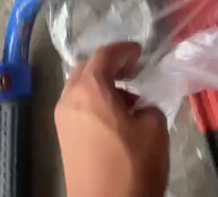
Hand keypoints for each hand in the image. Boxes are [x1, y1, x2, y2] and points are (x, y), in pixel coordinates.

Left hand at [55, 42, 168, 196]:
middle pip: (87, 68)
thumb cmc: (131, 166)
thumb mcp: (154, 129)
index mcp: (89, 87)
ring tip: (129, 100)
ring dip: (103, 86)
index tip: (140, 52)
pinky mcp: (64, 139)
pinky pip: (78, 107)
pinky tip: (116, 119)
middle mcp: (69, 97)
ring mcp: (63, 119)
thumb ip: (149, 106)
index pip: (105, 54)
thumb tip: (140, 108)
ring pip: (81, 88)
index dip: (124, 50)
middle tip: (133, 71)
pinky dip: (95, 103)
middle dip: (110, 66)